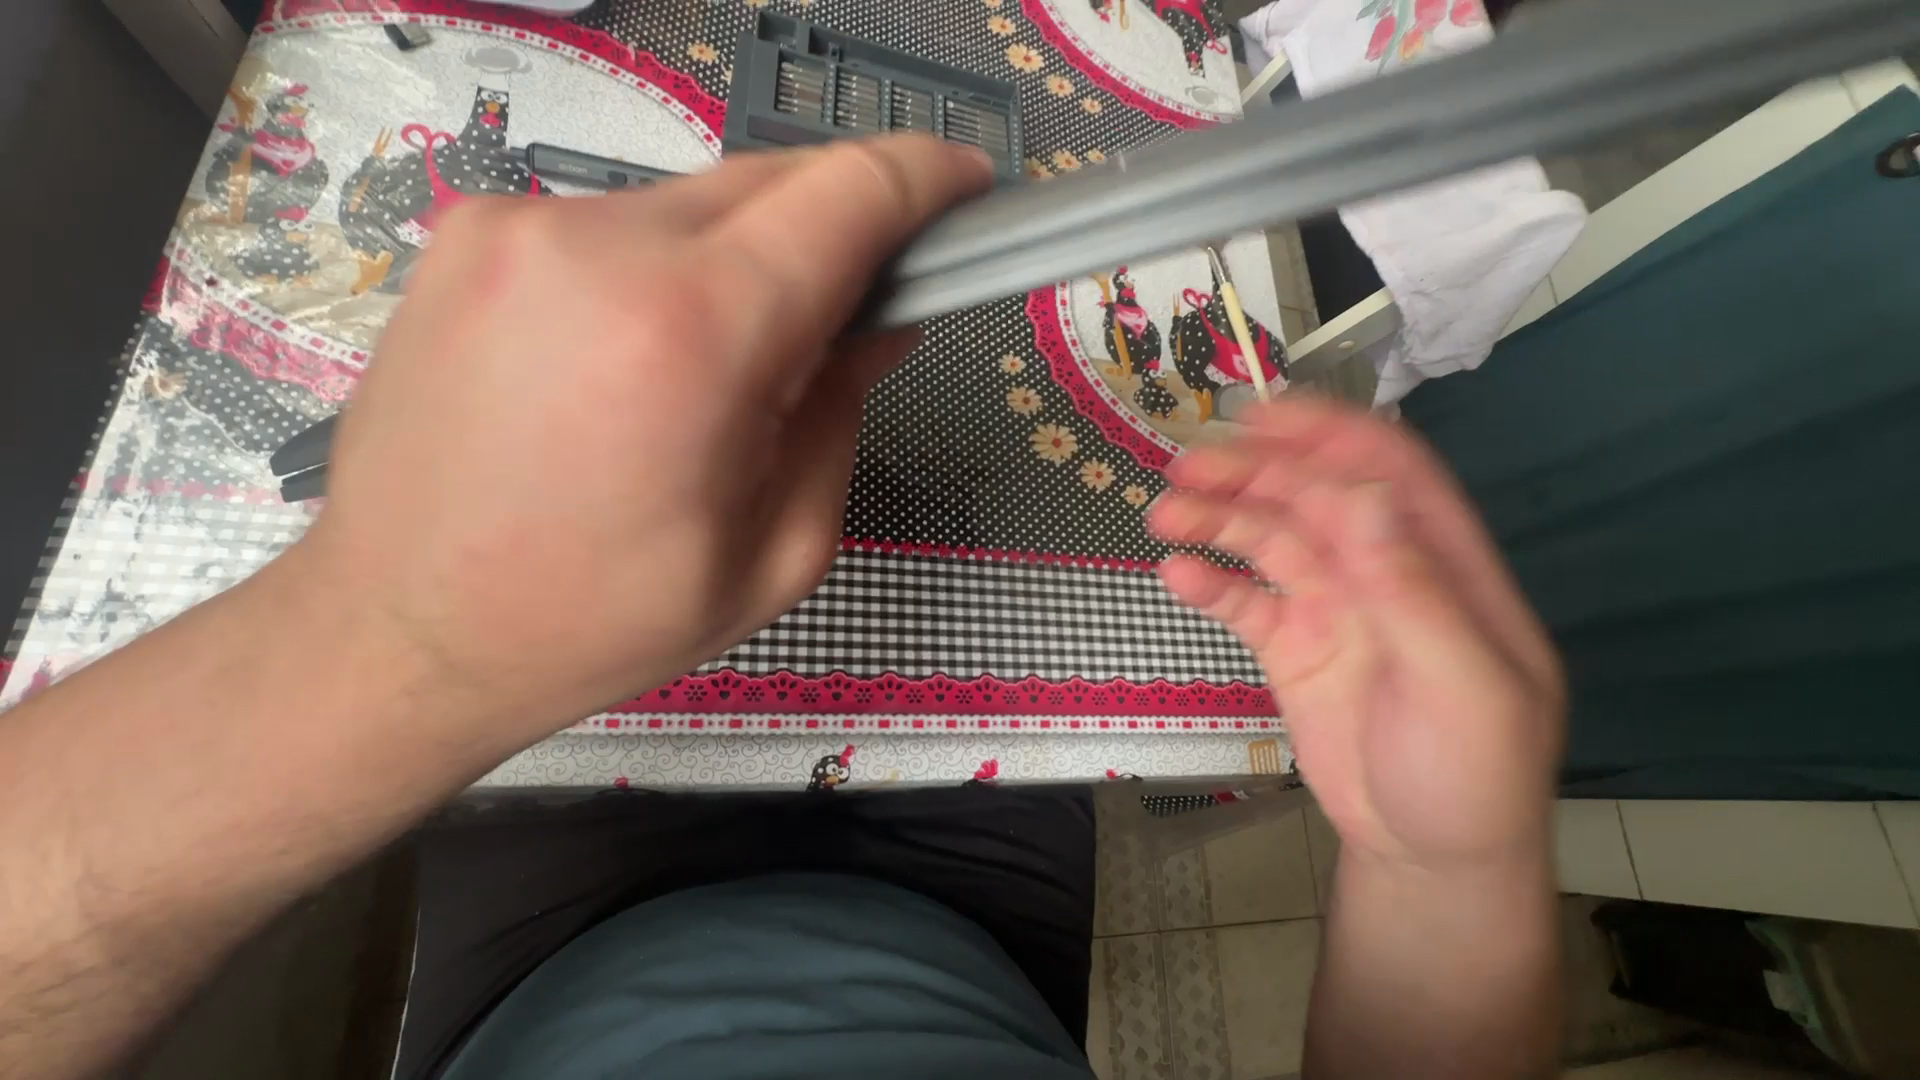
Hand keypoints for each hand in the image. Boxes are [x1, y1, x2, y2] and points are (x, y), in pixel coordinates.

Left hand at [291, 136, 993, 735]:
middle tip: (866, 300)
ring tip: (748, 352)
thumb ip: (845, 414)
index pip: (848, 196)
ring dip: (757, 253)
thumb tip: (881, 319)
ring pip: (701, 199)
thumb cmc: (604, 620)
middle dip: (845, 224)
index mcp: (695, 339)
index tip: (968, 189)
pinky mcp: (472, 234)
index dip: (927, 178)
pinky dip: (677, 263)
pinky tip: (660, 347)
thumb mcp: (778, 549)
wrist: (402, 633)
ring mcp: (520, 226)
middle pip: (778, 179)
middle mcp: (600, 247)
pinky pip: (625, 221)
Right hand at [1149, 396, 1564, 869]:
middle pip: (1310, 495)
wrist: (1426, 853)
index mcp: (1437, 563)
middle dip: (1252, 471)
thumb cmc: (1471, 774)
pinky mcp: (1290, 643)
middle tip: (1187, 465)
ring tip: (1164, 514)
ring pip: (1267, 539)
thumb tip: (1364, 499)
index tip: (1261, 415)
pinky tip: (1176, 574)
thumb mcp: (1467, 689)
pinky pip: (1243, 600)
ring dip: (1217, 519)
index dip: (1327, 432)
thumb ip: (1416, 595)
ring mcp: (1330, 604)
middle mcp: (1379, 569)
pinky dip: (1210, 583)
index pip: (1384, 471)